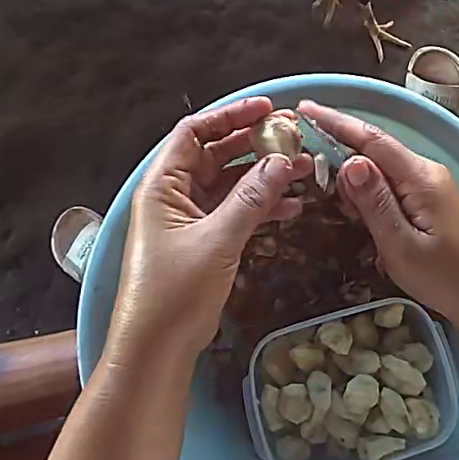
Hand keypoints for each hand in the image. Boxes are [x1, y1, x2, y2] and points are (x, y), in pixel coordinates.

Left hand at [111, 97, 311, 366]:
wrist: (156, 349)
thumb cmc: (174, 293)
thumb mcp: (217, 240)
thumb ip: (252, 198)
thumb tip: (283, 162)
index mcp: (163, 184)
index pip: (195, 132)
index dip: (231, 116)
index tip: (268, 110)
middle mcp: (174, 194)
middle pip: (217, 154)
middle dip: (255, 145)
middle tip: (293, 139)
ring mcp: (189, 218)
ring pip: (230, 184)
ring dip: (263, 177)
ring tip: (302, 172)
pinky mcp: (204, 239)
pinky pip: (234, 211)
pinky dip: (260, 206)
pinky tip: (290, 208)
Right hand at [298, 100, 458, 322]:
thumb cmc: (440, 276)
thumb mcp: (400, 246)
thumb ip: (375, 203)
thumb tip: (351, 163)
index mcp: (421, 178)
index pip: (373, 140)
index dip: (337, 123)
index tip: (306, 110)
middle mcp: (424, 169)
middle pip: (373, 147)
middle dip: (340, 154)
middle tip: (320, 182)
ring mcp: (426, 178)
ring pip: (378, 163)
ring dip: (354, 178)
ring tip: (348, 210)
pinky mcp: (423, 190)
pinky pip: (387, 177)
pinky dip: (366, 187)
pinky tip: (360, 209)